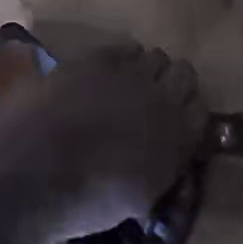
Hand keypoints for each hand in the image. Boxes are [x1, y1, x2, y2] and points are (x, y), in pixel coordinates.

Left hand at [0, 44, 208, 243]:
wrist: (41, 169)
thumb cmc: (92, 197)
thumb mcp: (142, 195)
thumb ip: (162, 163)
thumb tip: (163, 150)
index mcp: (178, 137)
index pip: (201, 108)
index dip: (188, 110)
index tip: (177, 117)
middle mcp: (163, 96)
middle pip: (184, 72)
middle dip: (172, 82)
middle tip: (154, 97)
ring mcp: (131, 71)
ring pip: (156, 55)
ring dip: (147, 68)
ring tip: (129, 84)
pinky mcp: (100, 55)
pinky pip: (126, 46)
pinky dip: (122, 57)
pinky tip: (108, 71)